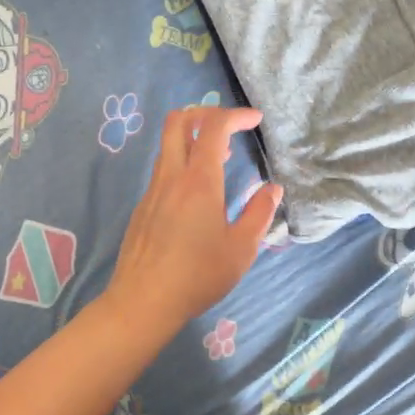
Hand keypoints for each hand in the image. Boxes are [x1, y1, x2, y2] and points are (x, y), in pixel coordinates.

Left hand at [104, 107, 282, 328]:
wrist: (142, 301)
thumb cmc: (197, 276)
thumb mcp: (241, 249)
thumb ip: (259, 214)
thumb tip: (272, 189)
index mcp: (199, 181)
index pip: (214, 127)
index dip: (235, 115)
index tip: (255, 120)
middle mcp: (171, 177)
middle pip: (178, 121)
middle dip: (205, 113)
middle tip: (229, 127)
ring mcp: (152, 191)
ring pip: (167, 145)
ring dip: (193, 139)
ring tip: (220, 159)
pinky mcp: (142, 207)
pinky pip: (162, 170)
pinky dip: (182, 163)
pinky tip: (197, 192)